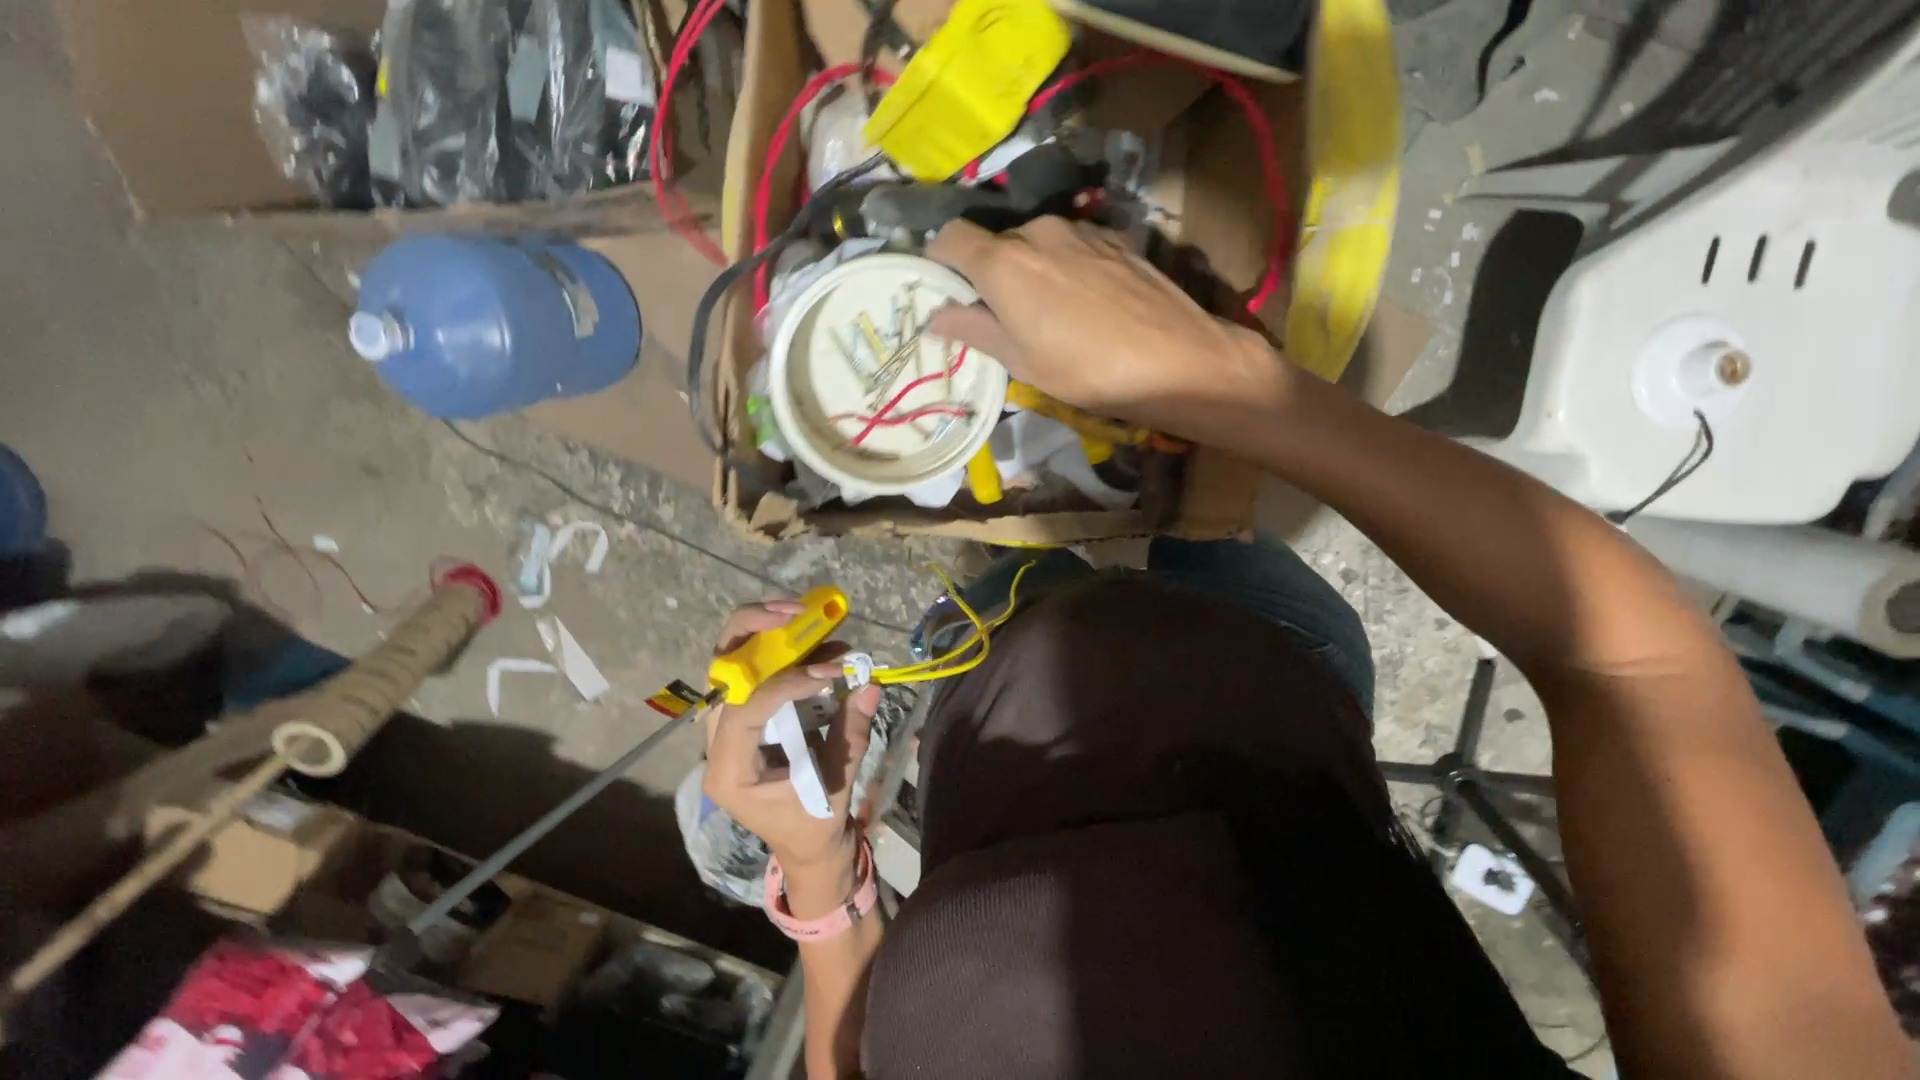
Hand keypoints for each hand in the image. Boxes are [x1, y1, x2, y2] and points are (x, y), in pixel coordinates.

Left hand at [701, 602, 879, 892]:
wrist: (805, 847)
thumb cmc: (815, 825)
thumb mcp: (836, 783)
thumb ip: (850, 733)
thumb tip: (871, 684)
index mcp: (729, 772)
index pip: (744, 713)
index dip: (782, 685)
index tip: (826, 672)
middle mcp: (716, 744)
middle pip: (721, 672)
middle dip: (754, 632)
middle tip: (795, 611)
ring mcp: (726, 727)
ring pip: (732, 663)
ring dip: (765, 631)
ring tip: (806, 613)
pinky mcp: (744, 716)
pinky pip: (753, 672)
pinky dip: (780, 648)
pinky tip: (813, 636)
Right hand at [925, 217, 1290, 437]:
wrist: (1177, 361)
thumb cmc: (1086, 371)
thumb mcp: (1021, 361)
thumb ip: (974, 329)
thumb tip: (936, 315)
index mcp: (1005, 262)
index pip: (951, 236)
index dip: (940, 258)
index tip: (945, 286)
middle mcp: (1038, 231)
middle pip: (997, 242)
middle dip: (991, 272)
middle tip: (1004, 316)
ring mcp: (1081, 230)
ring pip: (1038, 242)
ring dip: (1033, 269)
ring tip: (1052, 313)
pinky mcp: (1115, 237)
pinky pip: (1073, 245)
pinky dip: (1067, 266)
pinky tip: (1087, 302)